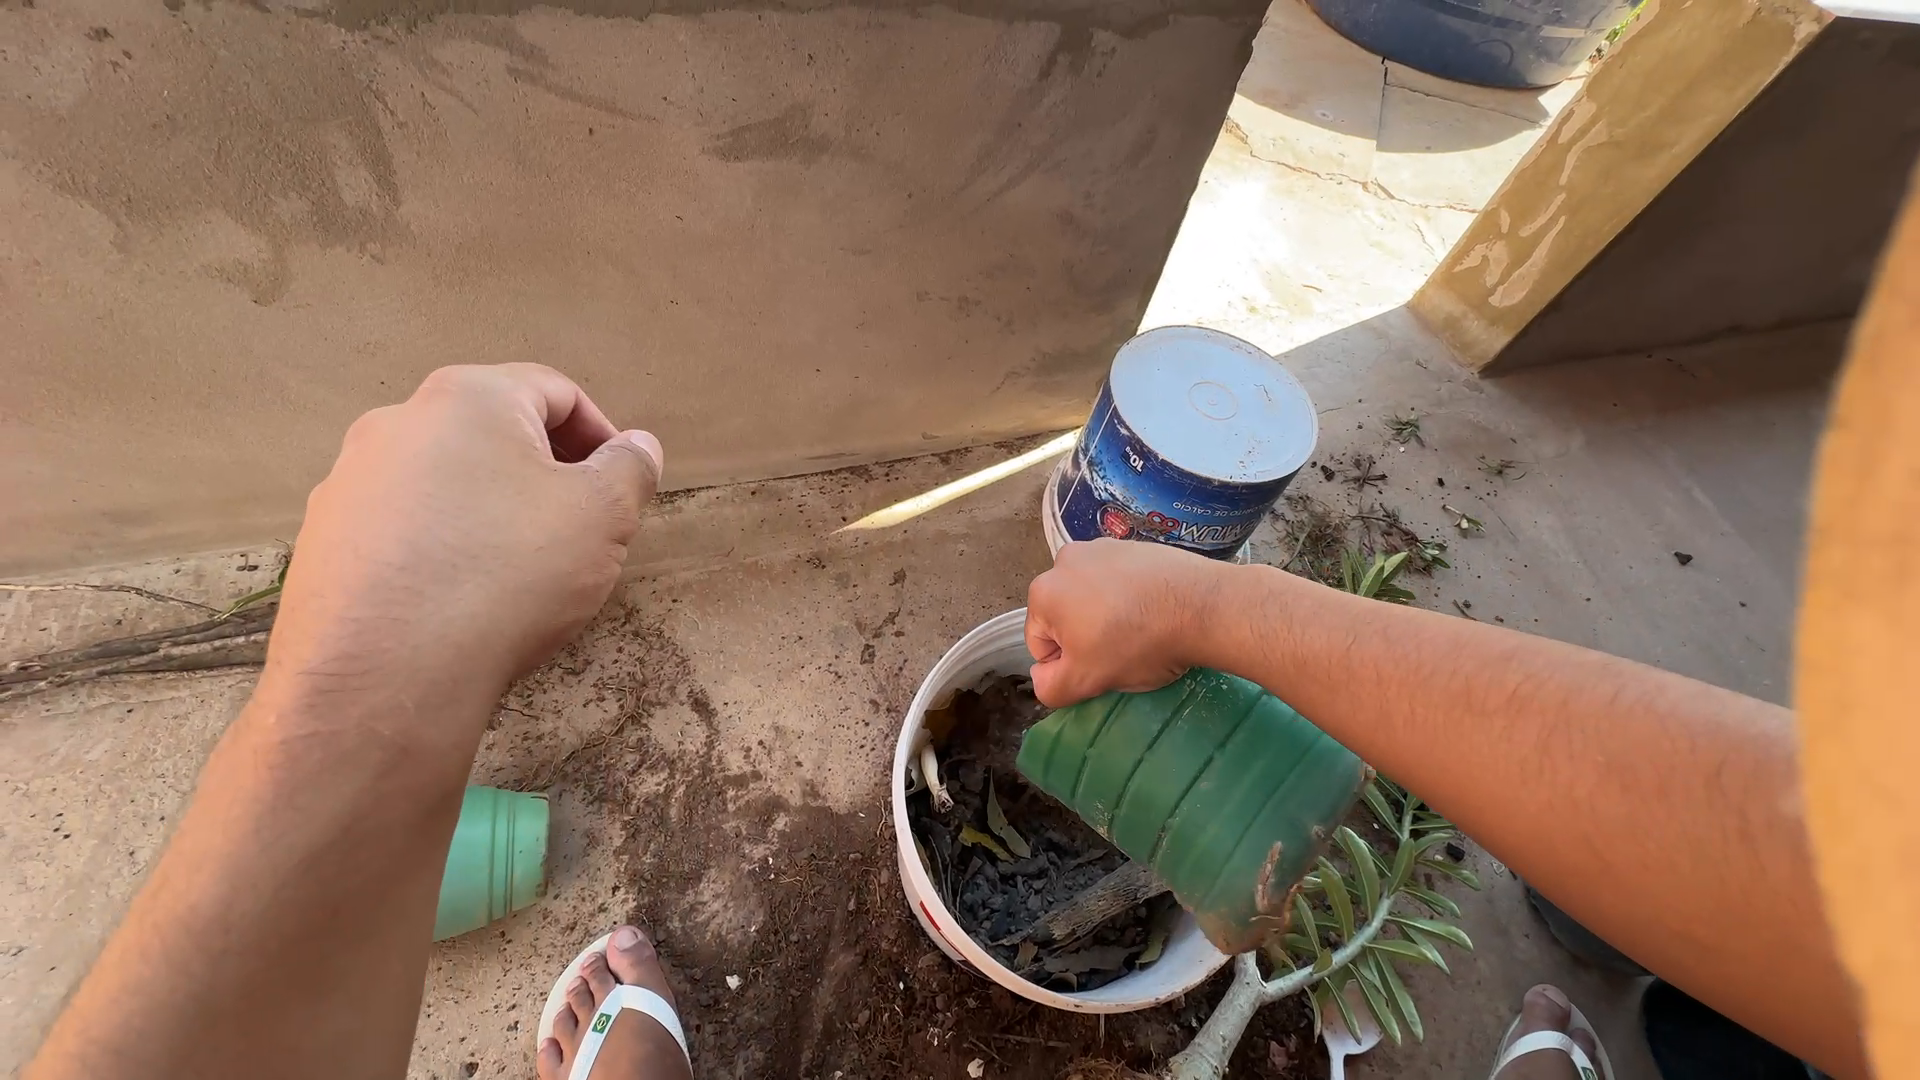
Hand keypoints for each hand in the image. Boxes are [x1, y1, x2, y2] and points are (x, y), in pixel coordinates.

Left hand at [265, 364, 662, 718]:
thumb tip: (638, 446)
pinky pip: (412, 525)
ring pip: (453, 479)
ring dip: (503, 508)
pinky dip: (453, 543)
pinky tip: (471, 596)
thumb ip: (631, 468)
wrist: (386, 676)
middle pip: (500, 432)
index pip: (556, 391)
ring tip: (529, 569)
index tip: (620, 487)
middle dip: (553, 474)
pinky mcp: (326, 542)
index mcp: (469, 399)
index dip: (603, 435)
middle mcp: (397, 423)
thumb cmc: (512, 572)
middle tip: (584, 528)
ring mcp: (350, 483)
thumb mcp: (603, 514)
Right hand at [1024, 539, 1233, 706]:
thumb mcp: (1087, 680)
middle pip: (1065, 616)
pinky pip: (1119, 580)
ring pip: (1092, 597)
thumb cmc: (1137, 644)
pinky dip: (1130, 596)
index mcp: (1043, 592)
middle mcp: (1064, 560)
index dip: (1068, 664)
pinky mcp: (1132, 545)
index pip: (1041, 644)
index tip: (1101, 666)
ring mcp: (1101, 547)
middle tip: (1122, 650)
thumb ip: (1050, 687)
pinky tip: (1155, 610)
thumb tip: (1042, 676)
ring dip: (1107, 615)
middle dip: (1087, 636)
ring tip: (1141, 630)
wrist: (1203, 606)